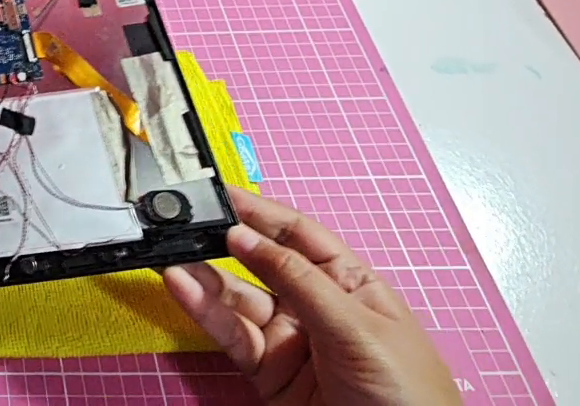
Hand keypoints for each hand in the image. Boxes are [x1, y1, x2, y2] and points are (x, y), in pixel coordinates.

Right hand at [163, 186, 460, 405]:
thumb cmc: (408, 400)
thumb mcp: (358, 331)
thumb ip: (298, 280)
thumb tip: (243, 234)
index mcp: (349, 284)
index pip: (296, 234)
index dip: (258, 211)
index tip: (218, 193)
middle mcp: (314, 305)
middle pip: (258, 261)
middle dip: (221, 241)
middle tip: (183, 221)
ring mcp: (289, 338)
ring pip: (236, 296)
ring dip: (203, 276)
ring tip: (170, 256)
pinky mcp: (267, 369)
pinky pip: (229, 332)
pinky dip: (202, 310)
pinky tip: (181, 288)